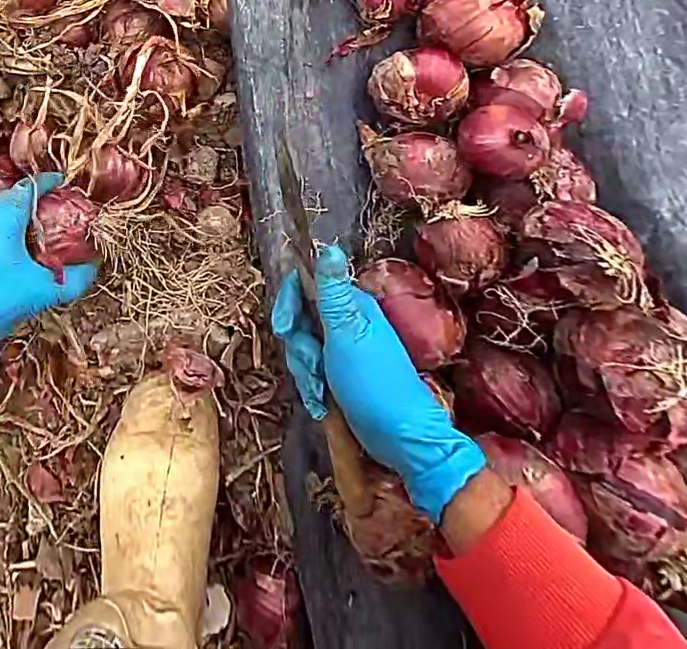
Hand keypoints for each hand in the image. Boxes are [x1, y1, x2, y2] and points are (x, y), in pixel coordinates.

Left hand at [0, 173, 96, 384]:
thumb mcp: (42, 292)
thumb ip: (74, 280)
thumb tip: (92, 269)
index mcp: (3, 217)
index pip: (30, 186)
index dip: (49, 183)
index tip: (63, 184)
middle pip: (11, 200)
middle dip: (33, 204)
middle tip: (52, 215)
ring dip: (12, 222)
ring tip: (30, 238)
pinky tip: (2, 258)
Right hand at [271, 243, 485, 520]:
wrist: (402, 439)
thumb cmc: (376, 384)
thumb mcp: (347, 335)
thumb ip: (332, 292)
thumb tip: (327, 246)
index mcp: (351, 305)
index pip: (305, 286)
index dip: (288, 304)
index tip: (284, 328)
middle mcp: (346, 322)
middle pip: (299, 320)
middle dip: (299, 347)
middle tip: (315, 367)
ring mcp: (342, 350)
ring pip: (302, 349)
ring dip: (305, 372)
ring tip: (321, 391)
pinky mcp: (339, 375)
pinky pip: (310, 373)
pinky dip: (311, 388)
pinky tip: (322, 404)